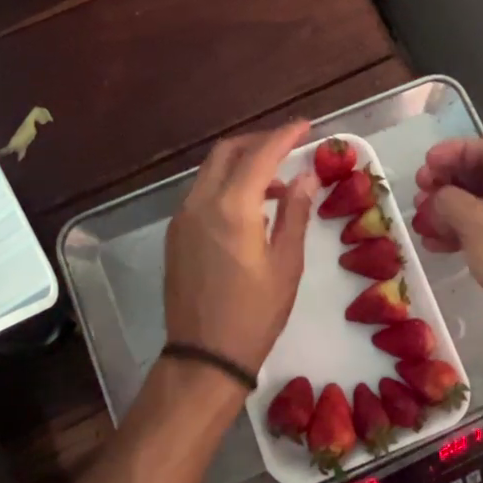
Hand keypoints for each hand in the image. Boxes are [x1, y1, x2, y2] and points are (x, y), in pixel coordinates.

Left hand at [163, 121, 318, 380]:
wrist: (204, 357)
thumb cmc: (254, 315)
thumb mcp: (286, 265)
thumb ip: (295, 214)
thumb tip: (307, 177)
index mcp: (231, 208)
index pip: (260, 155)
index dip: (284, 135)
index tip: (306, 126)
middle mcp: (200, 203)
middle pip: (227, 152)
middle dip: (258, 141)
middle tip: (290, 146)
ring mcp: (182, 218)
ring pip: (210, 171)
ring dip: (242, 164)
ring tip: (278, 183)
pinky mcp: (176, 235)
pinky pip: (201, 193)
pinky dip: (226, 185)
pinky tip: (250, 207)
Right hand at [411, 138, 482, 365]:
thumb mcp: (477, 223)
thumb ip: (449, 201)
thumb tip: (436, 198)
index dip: (455, 151)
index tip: (426, 166)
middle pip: (481, 177)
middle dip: (447, 183)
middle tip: (419, 195)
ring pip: (478, 209)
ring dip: (447, 212)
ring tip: (421, 224)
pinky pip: (482, 237)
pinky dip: (458, 236)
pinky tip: (437, 248)